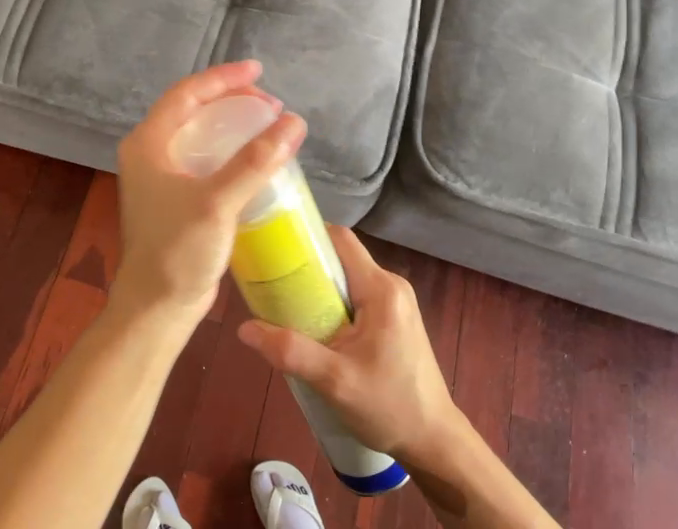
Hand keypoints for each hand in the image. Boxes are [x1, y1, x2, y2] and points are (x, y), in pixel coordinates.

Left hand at [112, 61, 307, 325]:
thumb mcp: (217, 202)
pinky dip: (229, 151)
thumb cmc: (177, 251)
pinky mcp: (174, 199)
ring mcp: (160, 178)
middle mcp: (149, 154)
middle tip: (268, 103)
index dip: (223, 78)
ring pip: (199, 135)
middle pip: (192, 110)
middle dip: (231, 100)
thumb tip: (293, 123)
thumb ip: (255, 162)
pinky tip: (254, 160)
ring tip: (266, 124)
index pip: (186, 94)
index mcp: (148, 144)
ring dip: (232, 125)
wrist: (156, 308)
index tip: (258, 71)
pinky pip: (204, 160)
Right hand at [237, 224, 460, 462]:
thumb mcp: (334, 381)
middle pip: (340, 259)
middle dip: (305, 268)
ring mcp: (395, 302)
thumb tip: (244, 329)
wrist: (433, 440)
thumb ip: (290, 352)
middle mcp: (391, 286)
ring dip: (316, 291)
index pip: (340, 239)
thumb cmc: (389, 406)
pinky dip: (331, 306)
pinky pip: (355, 298)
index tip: (273, 247)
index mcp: (382, 289)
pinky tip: (312, 329)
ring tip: (284, 308)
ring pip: (346, 280)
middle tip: (270, 285)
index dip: (306, 236)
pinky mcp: (393, 319)